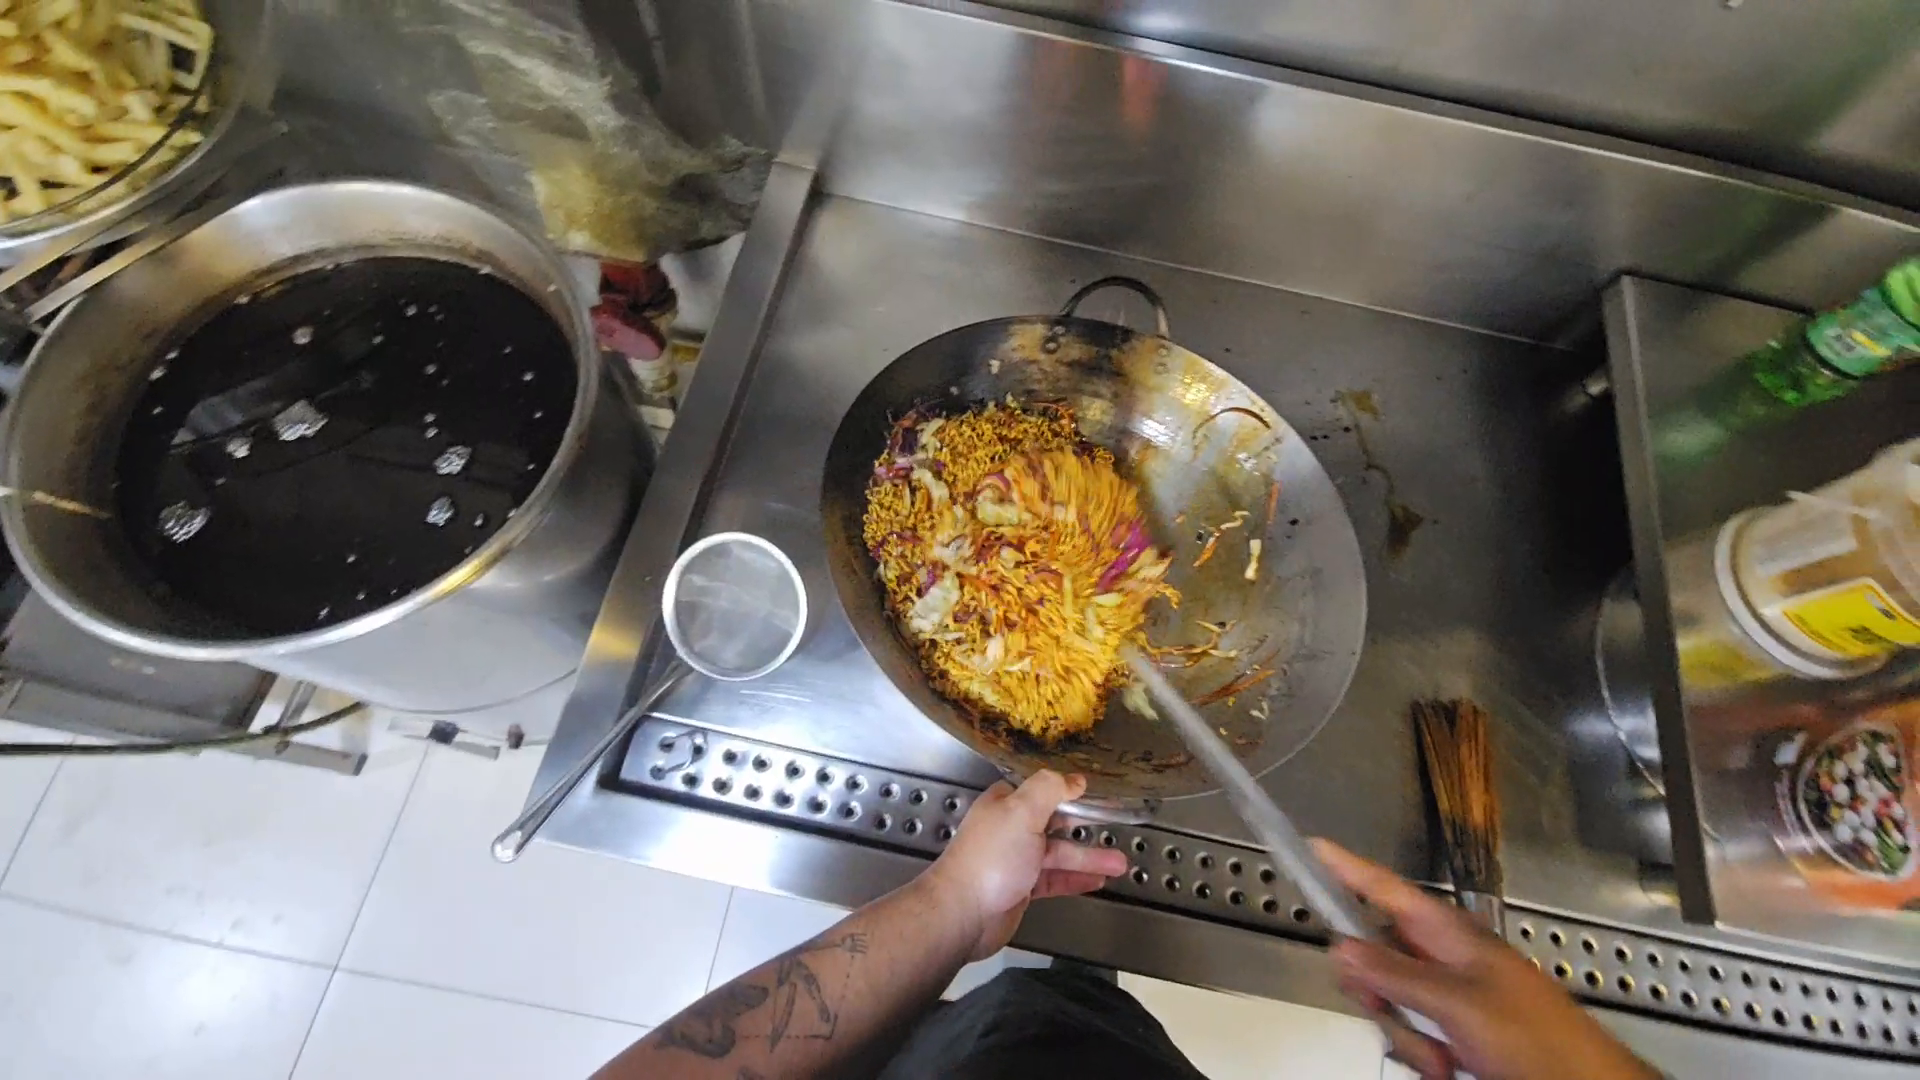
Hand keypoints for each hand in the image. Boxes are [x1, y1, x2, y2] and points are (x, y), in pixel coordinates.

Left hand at [923, 770, 1129, 960]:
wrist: (962, 913)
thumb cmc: (992, 857)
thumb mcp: (1022, 810)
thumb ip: (1050, 789)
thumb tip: (1076, 778)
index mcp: (1005, 803)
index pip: (1041, 790)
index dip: (1068, 791)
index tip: (1097, 793)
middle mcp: (1009, 828)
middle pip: (1053, 822)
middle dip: (1085, 826)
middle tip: (1116, 825)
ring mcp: (1015, 860)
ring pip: (1058, 854)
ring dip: (1089, 858)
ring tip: (1121, 863)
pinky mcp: (1020, 889)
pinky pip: (1054, 880)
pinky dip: (1075, 880)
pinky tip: (1099, 881)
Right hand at [1316, 840, 1660, 1079]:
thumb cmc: (1534, 1037)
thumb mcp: (1458, 1004)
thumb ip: (1395, 975)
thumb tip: (1339, 947)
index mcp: (1445, 932)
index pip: (1382, 887)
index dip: (1345, 865)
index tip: (1310, 844)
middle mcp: (1441, 956)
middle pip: (1373, 953)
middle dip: (1375, 989)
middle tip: (1382, 1008)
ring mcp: (1448, 994)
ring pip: (1389, 999)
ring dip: (1405, 1034)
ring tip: (1442, 1061)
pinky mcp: (1455, 1030)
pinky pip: (1411, 1031)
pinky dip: (1421, 1054)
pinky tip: (1448, 1068)